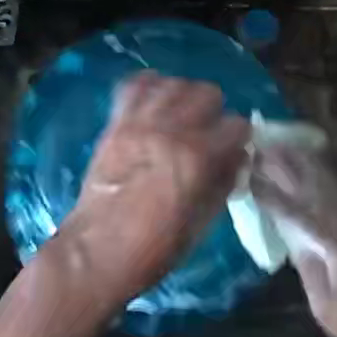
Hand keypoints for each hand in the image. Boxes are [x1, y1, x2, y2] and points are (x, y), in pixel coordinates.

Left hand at [49, 72, 248, 309]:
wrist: (97, 252)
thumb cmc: (155, 248)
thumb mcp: (203, 222)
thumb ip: (223, 182)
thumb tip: (236, 158)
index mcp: (198, 157)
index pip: (237, 124)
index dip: (239, 138)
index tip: (233, 149)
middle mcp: (171, 130)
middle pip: (207, 92)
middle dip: (213, 111)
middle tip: (206, 132)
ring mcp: (140, 122)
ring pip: (174, 83)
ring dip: (183, 97)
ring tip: (179, 117)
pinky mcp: (116, 123)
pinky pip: (135, 85)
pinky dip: (149, 88)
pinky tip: (154, 105)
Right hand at [253, 142, 336, 336]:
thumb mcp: (325, 305)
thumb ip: (307, 265)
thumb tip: (286, 231)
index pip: (302, 214)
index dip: (274, 197)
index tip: (249, 180)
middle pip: (314, 189)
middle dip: (286, 168)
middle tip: (258, 148)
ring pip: (326, 183)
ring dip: (300, 163)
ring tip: (275, 145)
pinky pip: (334, 189)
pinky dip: (315, 172)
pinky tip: (301, 161)